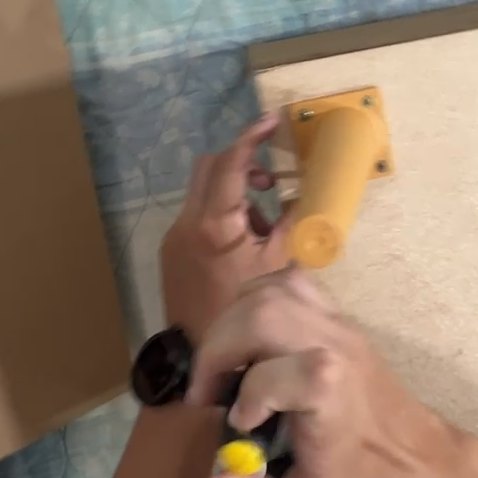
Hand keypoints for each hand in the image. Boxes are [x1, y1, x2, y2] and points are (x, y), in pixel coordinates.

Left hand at [160, 114, 291, 341]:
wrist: (198, 355)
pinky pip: (198, 214)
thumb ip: (293, 225)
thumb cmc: (244, 311)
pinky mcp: (172, 249)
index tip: (271, 123)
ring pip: (203, 189)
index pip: (230, 162)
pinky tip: (244, 240)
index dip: (251, 137)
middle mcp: (188, 221)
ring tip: (263, 221)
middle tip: (269, 181)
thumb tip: (305, 199)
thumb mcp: (278, 265)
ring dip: (233, 190)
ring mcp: (175, 234)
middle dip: (241, 162)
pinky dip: (221, 212)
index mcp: (215, 223)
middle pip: (210, 166)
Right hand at [188, 271, 474, 477]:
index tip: (239, 426)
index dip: (243, 398)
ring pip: (273, 289)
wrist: (423, 465)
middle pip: (263, 314)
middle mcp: (335, 347)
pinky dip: (258, 298)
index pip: (269, 373)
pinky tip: (250, 338)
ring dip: (233, 320)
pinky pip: (291, 282)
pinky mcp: (338, 317)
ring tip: (226, 364)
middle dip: (218, 348)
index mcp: (330, 398)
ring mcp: (339, 325)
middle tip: (208, 392)